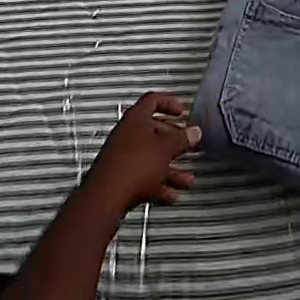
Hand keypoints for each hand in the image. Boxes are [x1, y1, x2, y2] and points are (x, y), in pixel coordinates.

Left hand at [80, 92, 200, 213]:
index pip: (153, 100)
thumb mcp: (166, 149)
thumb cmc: (134, 165)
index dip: (169, 103)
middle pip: (154, 131)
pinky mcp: (118, 177)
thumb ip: (182, 139)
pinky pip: (142, 175)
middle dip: (174, 140)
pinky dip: (157, 182)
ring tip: (186, 179)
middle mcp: (127, 134)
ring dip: (169, 167)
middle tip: (188, 146)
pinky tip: (170, 194)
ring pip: (150, 157)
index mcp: (136, 118)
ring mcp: (121, 156)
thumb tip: (194, 132)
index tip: (182, 111)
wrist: (105, 199)